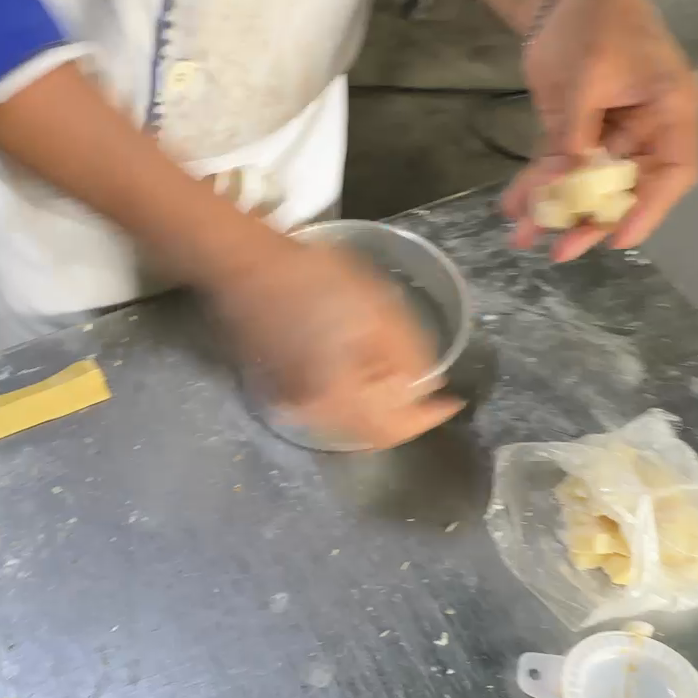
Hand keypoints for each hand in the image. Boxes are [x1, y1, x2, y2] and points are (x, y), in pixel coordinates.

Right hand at [214, 240, 464, 448]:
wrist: (246, 267)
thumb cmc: (316, 279)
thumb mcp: (379, 308)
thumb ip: (408, 356)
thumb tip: (423, 387)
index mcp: (337, 397)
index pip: (392, 431)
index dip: (427, 419)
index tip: (451, 401)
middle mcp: (310, 412)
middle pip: (367, 429)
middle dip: (399, 410)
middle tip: (418, 380)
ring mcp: (288, 403)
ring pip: (345, 419)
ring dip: (372, 401)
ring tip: (386, 368)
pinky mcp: (275, 389)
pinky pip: (322, 403)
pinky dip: (345, 392)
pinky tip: (350, 361)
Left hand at [504, 0, 697, 261]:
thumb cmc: (595, 23)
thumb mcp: (585, 81)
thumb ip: (572, 138)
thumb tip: (561, 187)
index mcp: (669, 109)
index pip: (673, 171)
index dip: (648, 210)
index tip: (618, 240)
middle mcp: (642, 127)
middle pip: (624, 189)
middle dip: (589, 221)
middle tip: (559, 251)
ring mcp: (606, 133)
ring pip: (584, 185)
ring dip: (553, 210)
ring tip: (521, 234)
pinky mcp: (573, 134)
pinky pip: (556, 168)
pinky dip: (535, 187)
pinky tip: (512, 206)